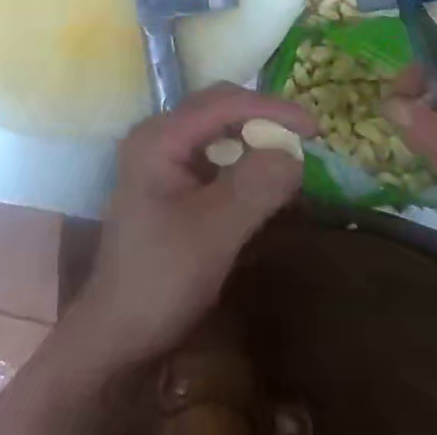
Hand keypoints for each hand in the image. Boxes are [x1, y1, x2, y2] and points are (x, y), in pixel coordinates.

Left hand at [72, 85, 317, 364]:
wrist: (120, 334)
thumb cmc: (162, 279)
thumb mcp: (215, 232)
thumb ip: (255, 186)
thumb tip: (294, 154)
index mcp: (159, 137)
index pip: (224, 103)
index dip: (273, 109)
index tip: (316, 129)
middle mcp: (158, 137)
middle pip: (219, 108)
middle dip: (264, 119)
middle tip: (306, 139)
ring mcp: (161, 159)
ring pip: (218, 130)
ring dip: (255, 140)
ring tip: (291, 160)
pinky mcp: (170, 182)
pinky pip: (213, 156)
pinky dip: (243, 163)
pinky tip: (264, 182)